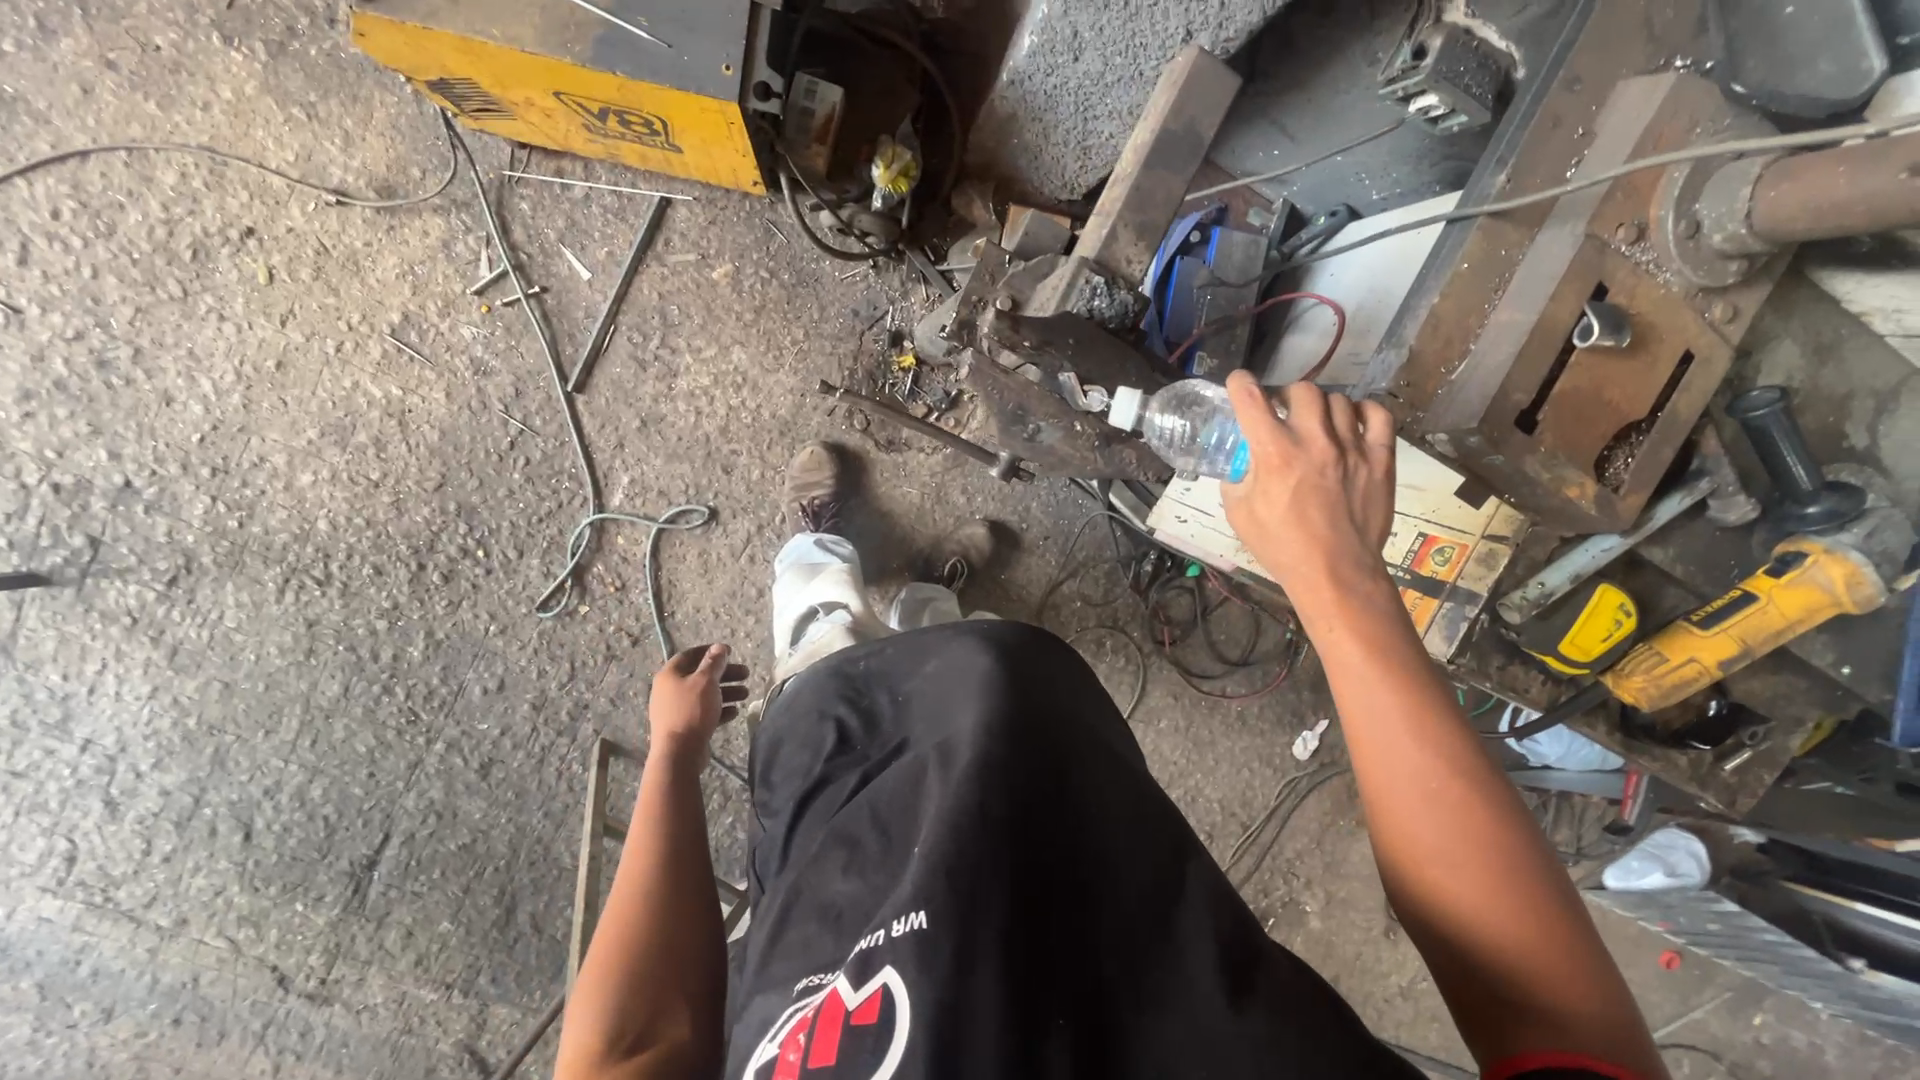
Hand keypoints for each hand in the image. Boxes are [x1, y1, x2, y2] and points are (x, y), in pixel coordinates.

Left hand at [648, 644, 748, 754]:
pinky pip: (704, 712)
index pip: (690, 655)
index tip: (730, 652)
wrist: (679, 753)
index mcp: (670, 675)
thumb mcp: (705, 682)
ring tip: (746, 694)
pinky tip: (734, 712)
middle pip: (701, 675)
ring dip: (726, 692)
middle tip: (746, 673)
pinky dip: (719, 709)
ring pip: (704, 695)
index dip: (710, 651)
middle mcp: (670, 690)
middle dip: (725, 674)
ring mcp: (676, 709)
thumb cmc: (691, 711)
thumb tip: (719, 647)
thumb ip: (714, 663)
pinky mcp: (685, 726)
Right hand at [1220, 372, 1396, 594]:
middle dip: (1286, 395)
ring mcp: (1351, 447)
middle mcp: (1313, 441)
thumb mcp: (1239, 513)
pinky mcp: (1380, 459)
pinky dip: (1363, 411)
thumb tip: (1241, 462)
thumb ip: (1237, 478)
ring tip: (1317, 422)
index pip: (1251, 398)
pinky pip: (1378, 415)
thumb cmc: (1280, 546)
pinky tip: (1352, 422)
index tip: (1239, 384)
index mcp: (1273, 453)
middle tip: (1282, 411)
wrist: (1335, 572)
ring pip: (1338, 400)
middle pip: (1301, 389)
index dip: (1240, 383)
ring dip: (1321, 406)